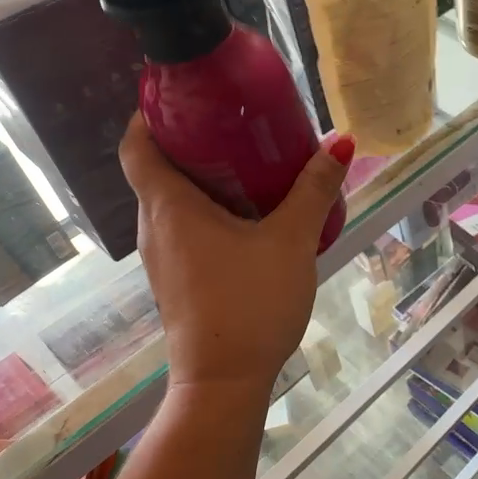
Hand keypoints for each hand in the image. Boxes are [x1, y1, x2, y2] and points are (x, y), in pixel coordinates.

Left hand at [118, 114, 353, 387]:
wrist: (225, 381)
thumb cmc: (250, 302)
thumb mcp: (290, 241)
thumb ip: (314, 190)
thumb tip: (341, 141)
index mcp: (169, 207)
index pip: (136, 145)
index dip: (152, 114)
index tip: (187, 96)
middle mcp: (155, 227)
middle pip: (159, 169)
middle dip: (194, 142)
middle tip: (239, 124)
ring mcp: (164, 258)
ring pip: (175, 202)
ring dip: (206, 179)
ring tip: (253, 164)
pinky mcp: (179, 280)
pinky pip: (187, 228)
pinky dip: (211, 210)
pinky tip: (253, 216)